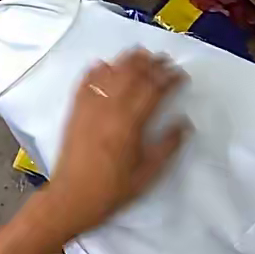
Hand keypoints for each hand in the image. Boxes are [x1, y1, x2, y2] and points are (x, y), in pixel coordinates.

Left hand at [38, 48, 188, 234]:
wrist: (70, 199)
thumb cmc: (111, 190)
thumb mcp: (148, 174)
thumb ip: (168, 146)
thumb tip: (184, 124)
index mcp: (130, 124)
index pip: (154, 90)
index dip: (170, 78)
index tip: (181, 75)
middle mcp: (109, 109)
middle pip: (133, 74)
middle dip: (151, 64)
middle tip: (164, 60)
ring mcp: (89, 107)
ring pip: (110, 73)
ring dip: (127, 60)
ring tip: (140, 54)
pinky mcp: (75, 111)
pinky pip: (86, 82)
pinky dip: (96, 70)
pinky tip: (104, 64)